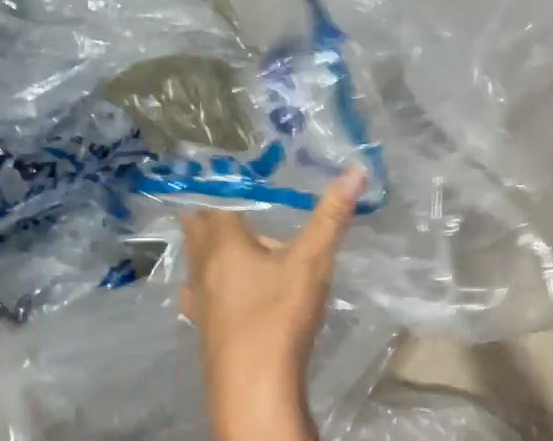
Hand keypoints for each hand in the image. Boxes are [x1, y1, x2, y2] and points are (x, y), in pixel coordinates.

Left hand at [182, 165, 365, 434]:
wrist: (255, 390)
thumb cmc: (278, 316)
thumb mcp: (312, 259)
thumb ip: (332, 214)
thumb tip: (356, 168)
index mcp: (222, 244)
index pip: (212, 200)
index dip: (222, 180)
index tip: (234, 163)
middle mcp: (201, 268)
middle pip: (196, 227)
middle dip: (211, 206)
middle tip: (235, 189)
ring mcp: (198, 301)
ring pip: (196, 260)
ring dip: (210, 242)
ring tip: (234, 228)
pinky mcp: (205, 327)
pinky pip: (201, 289)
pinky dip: (212, 275)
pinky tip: (226, 282)